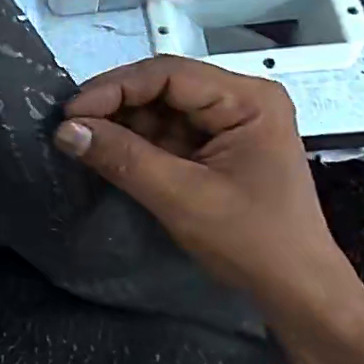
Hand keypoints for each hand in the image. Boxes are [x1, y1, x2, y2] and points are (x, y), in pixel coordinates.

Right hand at [56, 56, 363, 331]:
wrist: (297, 289)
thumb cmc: (252, 242)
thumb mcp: (182, 198)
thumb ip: (123, 158)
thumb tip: (66, 130)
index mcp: (248, 99)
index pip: (169, 74)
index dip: (113, 88)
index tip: (69, 112)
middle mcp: (243, 100)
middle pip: (166, 88)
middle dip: (117, 107)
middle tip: (70, 127)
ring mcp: (234, 125)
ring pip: (165, 112)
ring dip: (125, 126)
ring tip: (81, 140)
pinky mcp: (223, 149)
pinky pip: (174, 136)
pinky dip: (141, 145)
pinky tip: (110, 153)